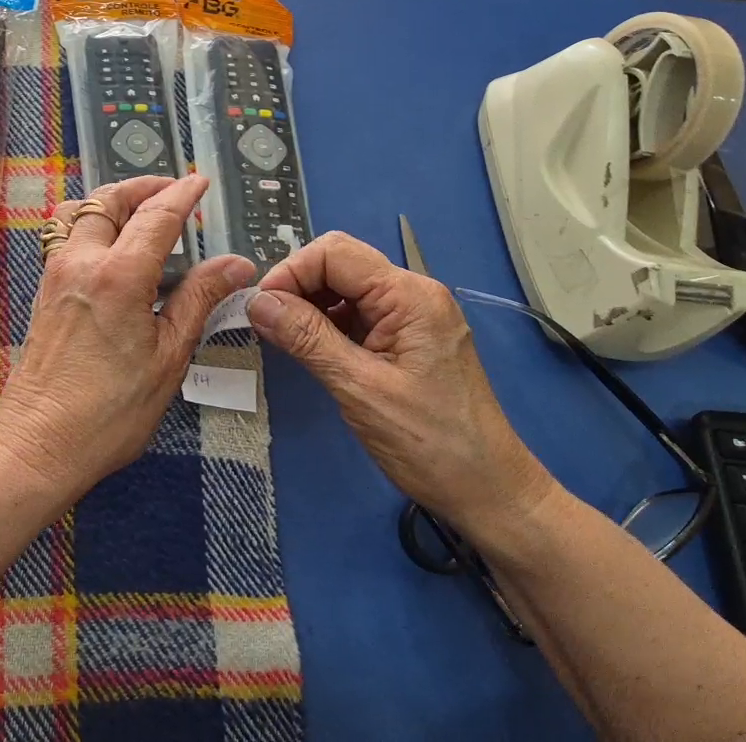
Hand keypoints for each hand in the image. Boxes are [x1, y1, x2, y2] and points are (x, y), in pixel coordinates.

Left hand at [0, 175, 257, 496]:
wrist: (41, 440)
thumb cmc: (109, 410)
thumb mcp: (168, 356)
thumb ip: (199, 300)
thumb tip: (235, 265)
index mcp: (119, 276)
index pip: (156, 215)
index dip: (182, 194)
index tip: (200, 183)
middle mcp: (81, 263)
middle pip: (108, 201)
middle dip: (142, 187)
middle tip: (172, 192)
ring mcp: (56, 274)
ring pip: (79, 213)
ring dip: (110, 202)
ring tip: (140, 213)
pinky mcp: (45, 291)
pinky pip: (64, 237)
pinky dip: (90, 224)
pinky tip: (112, 247)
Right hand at [246, 231, 557, 531]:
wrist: (489, 492)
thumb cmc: (430, 443)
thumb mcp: (359, 389)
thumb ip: (307, 338)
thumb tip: (256, 302)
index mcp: (410, 296)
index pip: (335, 253)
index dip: (290, 272)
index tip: (260, 309)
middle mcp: (413, 294)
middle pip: (340, 263)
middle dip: (297, 285)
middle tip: (267, 322)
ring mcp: (412, 316)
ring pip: (345, 287)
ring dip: (309, 305)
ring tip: (283, 337)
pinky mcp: (407, 339)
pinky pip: (357, 313)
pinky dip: (327, 323)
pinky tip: (310, 348)